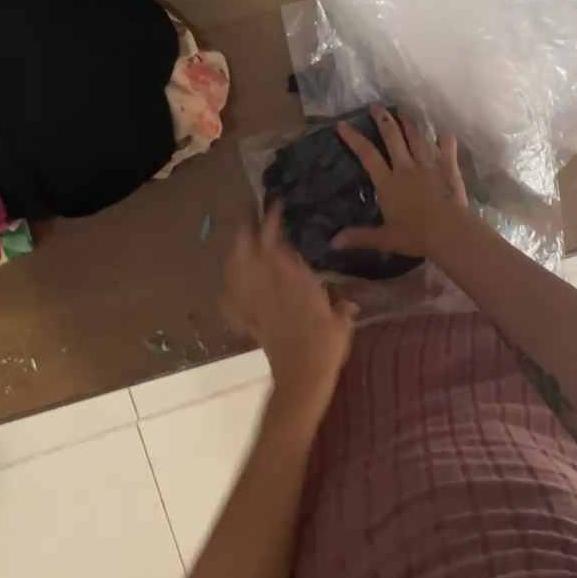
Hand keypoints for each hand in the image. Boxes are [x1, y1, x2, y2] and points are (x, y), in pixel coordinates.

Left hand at [222, 207, 356, 417]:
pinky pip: (230, 298)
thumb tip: (347, 298)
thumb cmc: (326, 343)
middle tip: (251, 208)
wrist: (301, 375)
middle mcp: (267, 278)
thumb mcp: (341, 317)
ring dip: (237, 246)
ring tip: (241, 237)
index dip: (274, 216)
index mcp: (292, 272)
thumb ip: (340, 302)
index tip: (277, 201)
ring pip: (236, 263)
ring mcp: (252, 297)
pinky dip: (229, 289)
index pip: (277, 235)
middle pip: (248, 242)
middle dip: (248, 222)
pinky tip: (231, 286)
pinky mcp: (245, 317)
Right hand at [333, 107, 473, 260]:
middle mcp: (406, 167)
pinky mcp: (449, 169)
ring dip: (410, 122)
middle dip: (383, 120)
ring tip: (404, 110)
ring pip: (417, 138)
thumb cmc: (415, 235)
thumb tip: (333, 243)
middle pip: (393, 137)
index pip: (367, 155)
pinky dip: (445, 140)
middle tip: (376, 107)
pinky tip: (444, 134)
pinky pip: (447, 149)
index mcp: (389, 182)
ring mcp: (429, 165)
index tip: (343, 124)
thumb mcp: (385, 238)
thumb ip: (360, 237)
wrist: (449, 231)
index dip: (354, 138)